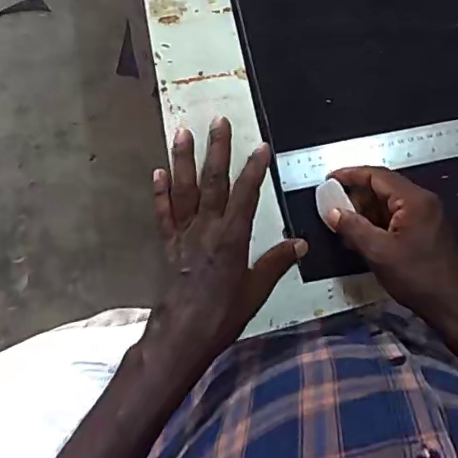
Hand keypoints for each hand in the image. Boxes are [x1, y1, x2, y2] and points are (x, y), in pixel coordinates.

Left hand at [139, 120, 305, 380]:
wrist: (182, 336)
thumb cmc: (222, 315)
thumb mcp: (256, 291)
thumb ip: (276, 263)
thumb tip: (300, 243)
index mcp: (232, 238)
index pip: (245, 195)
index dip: (254, 169)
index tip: (261, 147)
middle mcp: (207, 229)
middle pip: (212, 182)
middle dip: (217, 150)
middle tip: (218, 122)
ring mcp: (184, 234)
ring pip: (184, 189)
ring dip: (183, 159)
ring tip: (182, 132)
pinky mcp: (168, 243)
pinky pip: (163, 213)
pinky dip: (160, 192)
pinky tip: (158, 171)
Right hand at [323, 166, 457, 325]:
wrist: (450, 306)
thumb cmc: (417, 277)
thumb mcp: (378, 252)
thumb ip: (353, 227)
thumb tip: (333, 212)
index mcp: (415, 200)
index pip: (378, 176)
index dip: (351, 175)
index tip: (330, 179)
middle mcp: (424, 201)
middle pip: (384, 187)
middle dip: (357, 196)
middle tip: (334, 205)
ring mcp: (427, 215)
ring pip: (389, 203)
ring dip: (366, 211)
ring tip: (344, 223)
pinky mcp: (426, 229)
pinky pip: (397, 216)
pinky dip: (378, 221)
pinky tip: (362, 235)